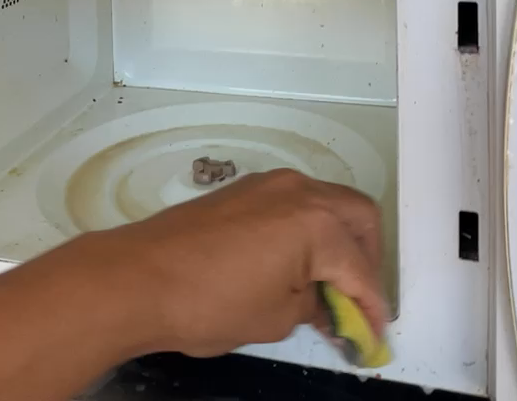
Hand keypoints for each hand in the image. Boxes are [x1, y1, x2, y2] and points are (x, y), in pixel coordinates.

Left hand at [83, 169, 387, 358]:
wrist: (141, 275)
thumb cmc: (212, 302)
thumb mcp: (276, 318)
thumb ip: (315, 307)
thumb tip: (329, 305)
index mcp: (316, 223)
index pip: (361, 268)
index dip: (372, 307)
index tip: (374, 334)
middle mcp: (300, 191)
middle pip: (358, 215)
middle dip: (368, 258)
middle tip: (359, 300)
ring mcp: (271, 183)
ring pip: (327, 201)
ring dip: (338, 237)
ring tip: (328, 283)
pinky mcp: (246, 187)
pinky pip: (296, 201)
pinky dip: (309, 227)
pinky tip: (296, 262)